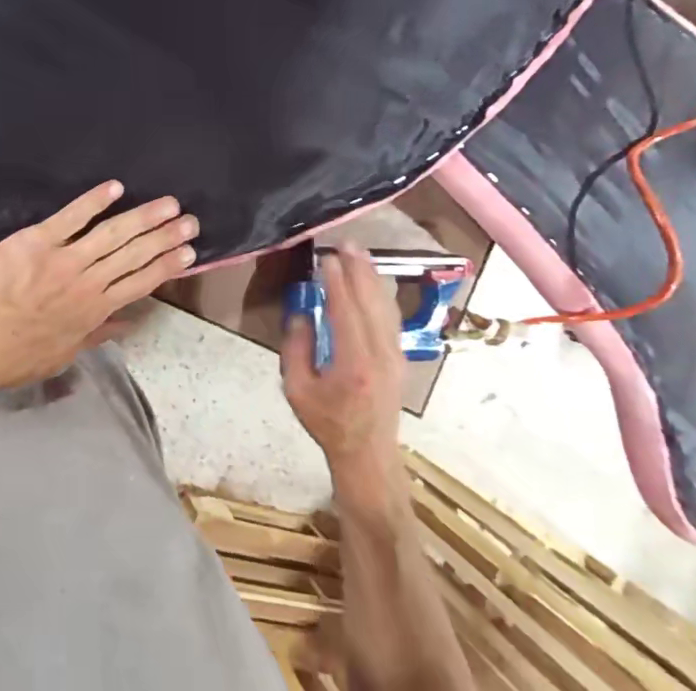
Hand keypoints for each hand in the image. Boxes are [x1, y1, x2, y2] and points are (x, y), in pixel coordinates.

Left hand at [0, 180, 197, 389]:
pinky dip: (93, 201)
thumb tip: (126, 325)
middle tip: (191, 220)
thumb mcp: (62, 355)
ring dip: (143, 217)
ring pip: (113, 234)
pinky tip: (115, 187)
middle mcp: (88, 282)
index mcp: (95, 310)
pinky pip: (70, 217)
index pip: (141, 283)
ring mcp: (64, 259)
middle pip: (134, 254)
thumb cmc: (13, 355)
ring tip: (169, 204)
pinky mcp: (37, 241)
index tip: (190, 252)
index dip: (167, 265)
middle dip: (166, 237)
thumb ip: (96, 336)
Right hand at [282, 244, 404, 510]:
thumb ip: (296, 348)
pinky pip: (391, 316)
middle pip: (371, 302)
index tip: (326, 259)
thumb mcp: (296, 389)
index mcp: (353, 364)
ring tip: (359, 253)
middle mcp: (380, 354)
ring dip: (372, 277)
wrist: (367, 451)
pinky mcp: (399, 356)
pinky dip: (381, 293)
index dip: (336, 283)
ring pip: (385, 306)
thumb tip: (302, 313)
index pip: (345, 312)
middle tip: (345, 244)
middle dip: (358, 270)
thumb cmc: (327, 422)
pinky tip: (373, 280)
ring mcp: (394, 354)